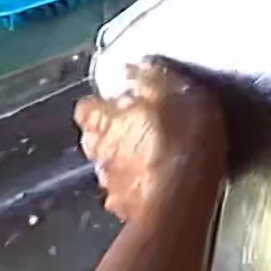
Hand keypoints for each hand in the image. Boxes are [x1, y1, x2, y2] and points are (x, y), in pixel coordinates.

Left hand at [75, 59, 226, 223]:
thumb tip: (132, 65)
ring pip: (108, 161)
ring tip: (149, 148)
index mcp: (108, 121)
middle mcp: (99, 151)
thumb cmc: (184, 137)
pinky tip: (154, 174)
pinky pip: (124, 184)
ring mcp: (109, 181)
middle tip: (138, 119)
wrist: (182, 196)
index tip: (117, 96)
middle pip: (95, 135)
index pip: (87, 107)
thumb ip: (153, 79)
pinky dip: (134, 177)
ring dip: (123, 153)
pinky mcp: (123, 204)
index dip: (99, 101)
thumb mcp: (180, 93)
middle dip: (111, 128)